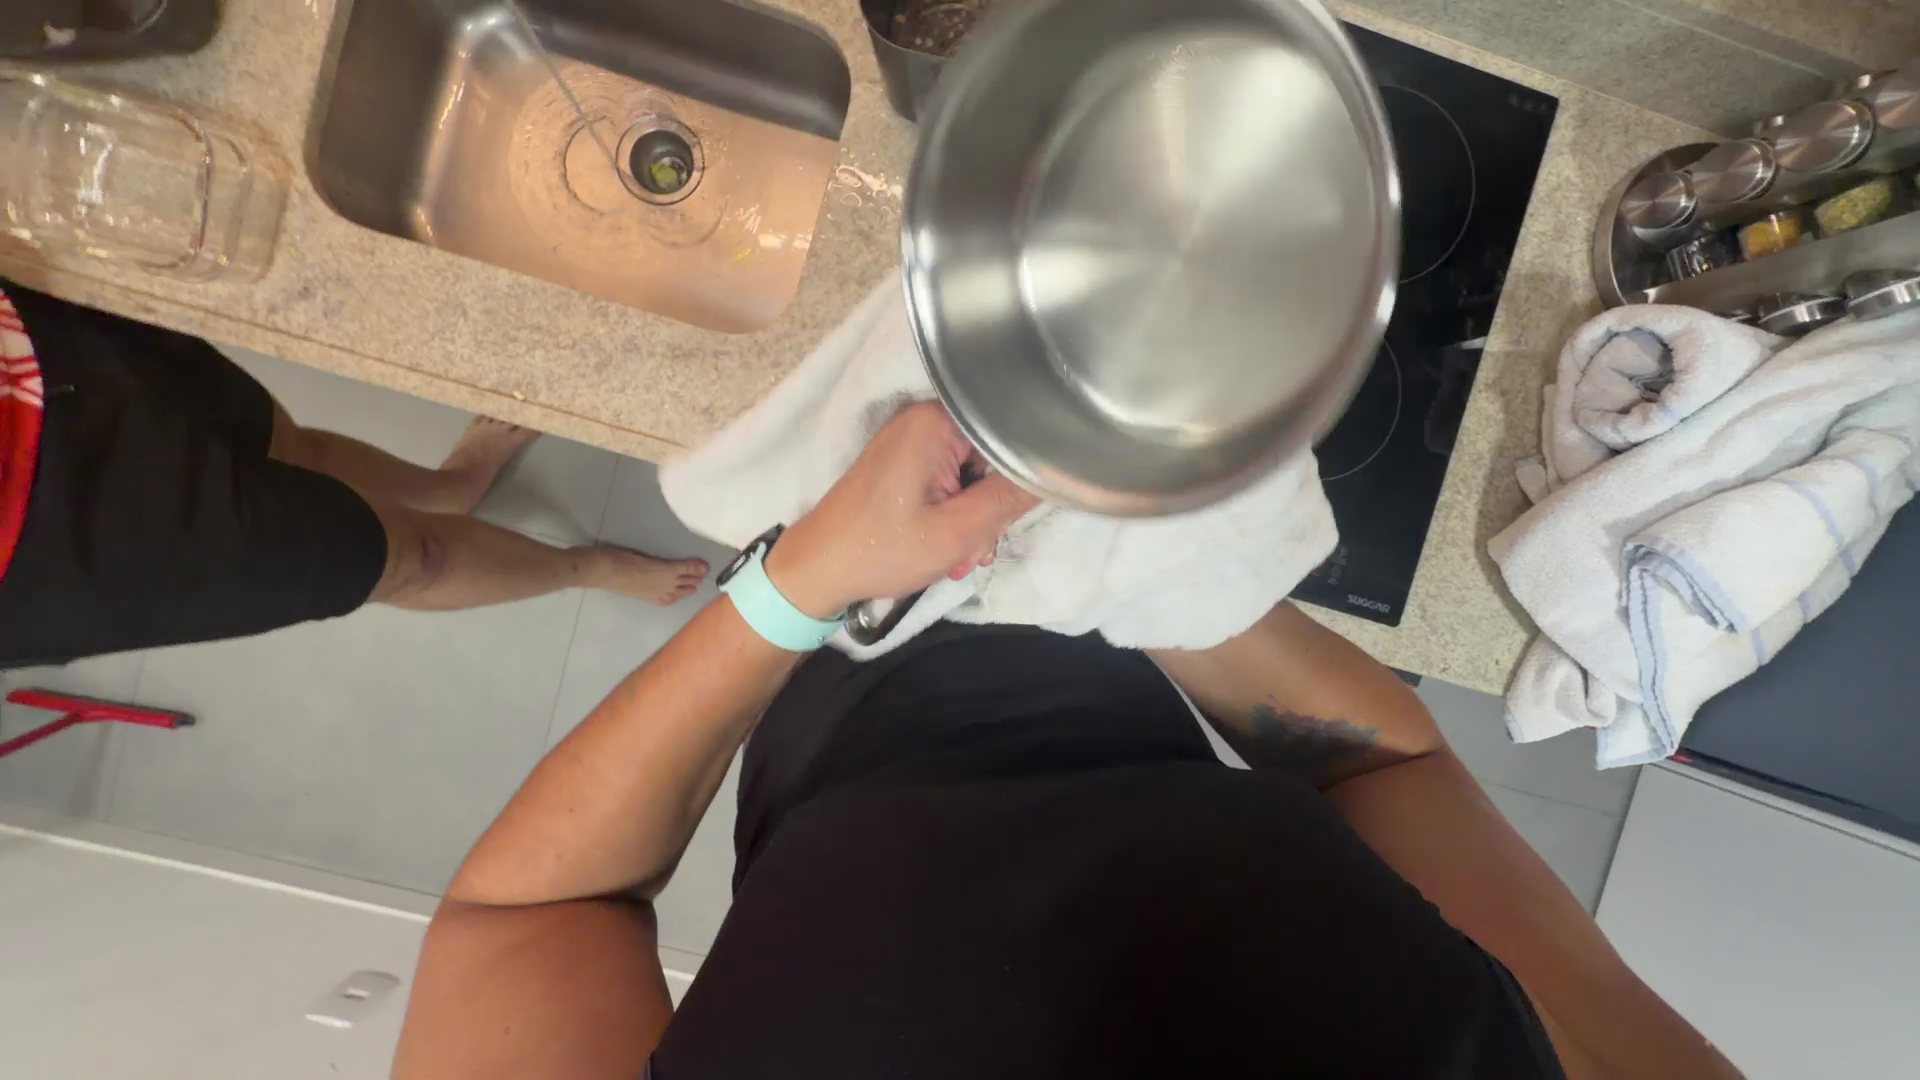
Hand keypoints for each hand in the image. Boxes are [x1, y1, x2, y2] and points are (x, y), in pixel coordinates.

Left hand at [764, 402, 1038, 617]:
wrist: (817, 570)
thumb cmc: (882, 550)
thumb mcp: (956, 532)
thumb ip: (1009, 498)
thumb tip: (1055, 469)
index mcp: (934, 422)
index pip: (1006, 431)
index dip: (1018, 474)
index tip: (1009, 516)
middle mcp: (921, 419)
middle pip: (989, 454)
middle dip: (990, 506)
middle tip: (975, 549)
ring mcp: (908, 441)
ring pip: (970, 473)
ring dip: (972, 517)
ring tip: (958, 556)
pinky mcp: (902, 462)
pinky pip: (947, 480)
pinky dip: (953, 513)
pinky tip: (946, 546)